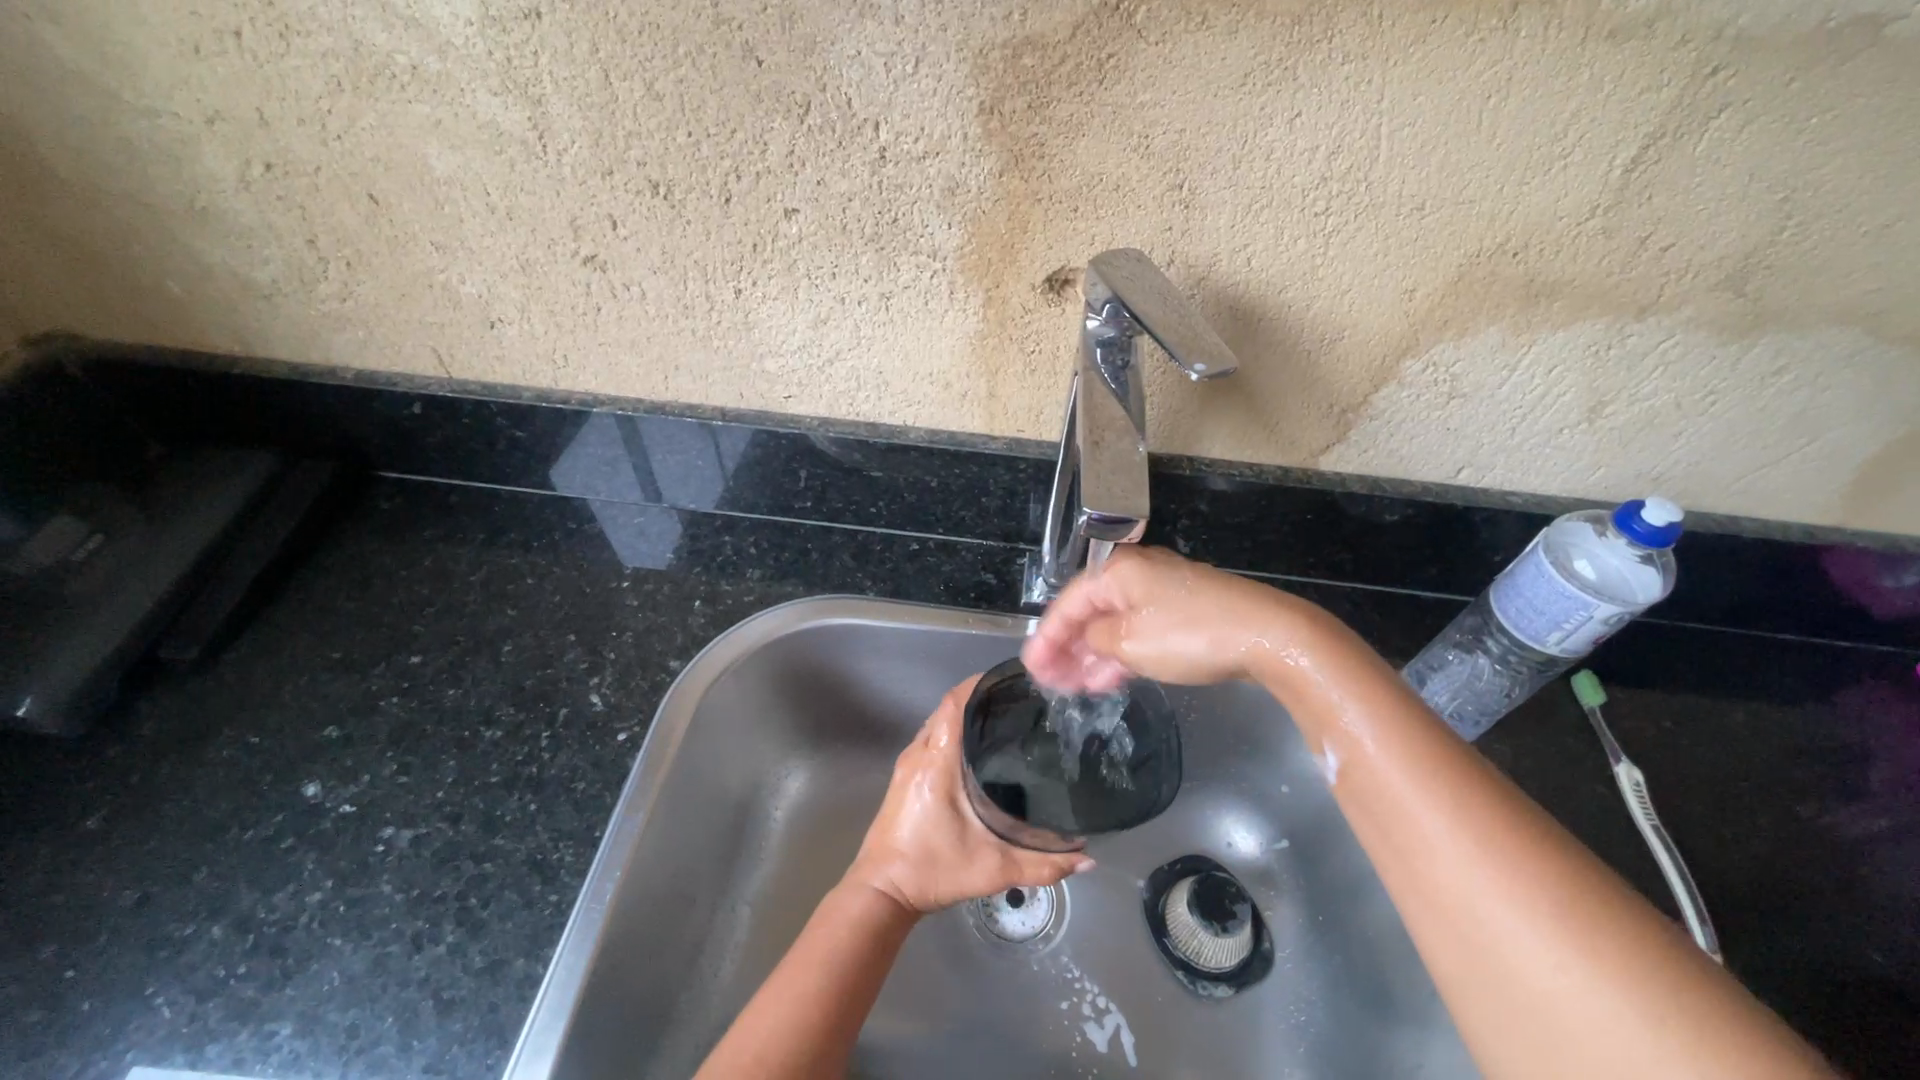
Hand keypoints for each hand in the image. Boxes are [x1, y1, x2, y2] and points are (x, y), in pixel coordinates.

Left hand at [844, 676, 1093, 913]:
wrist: (881, 892)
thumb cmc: (933, 870)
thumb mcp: (993, 869)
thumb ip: (1043, 864)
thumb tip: (1088, 859)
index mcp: (937, 762)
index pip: (954, 703)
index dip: (979, 685)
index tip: (1011, 682)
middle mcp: (919, 754)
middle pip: (947, 709)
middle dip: (979, 700)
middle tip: (1018, 703)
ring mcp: (908, 766)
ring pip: (937, 725)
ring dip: (964, 718)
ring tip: (1003, 721)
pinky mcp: (904, 779)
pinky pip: (930, 741)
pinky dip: (952, 735)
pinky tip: (977, 751)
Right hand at [1022, 545, 1298, 693]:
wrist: (1268, 636)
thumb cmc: (1191, 635)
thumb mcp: (1129, 642)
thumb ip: (1096, 639)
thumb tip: (1089, 638)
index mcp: (1118, 572)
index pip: (1068, 604)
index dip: (1046, 638)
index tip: (1030, 667)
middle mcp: (1138, 574)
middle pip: (1090, 612)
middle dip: (1067, 648)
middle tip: (1048, 681)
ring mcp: (1164, 592)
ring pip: (1115, 624)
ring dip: (1093, 656)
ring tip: (1073, 687)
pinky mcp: (1185, 611)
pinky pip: (1139, 631)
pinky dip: (1121, 654)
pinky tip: (1108, 678)